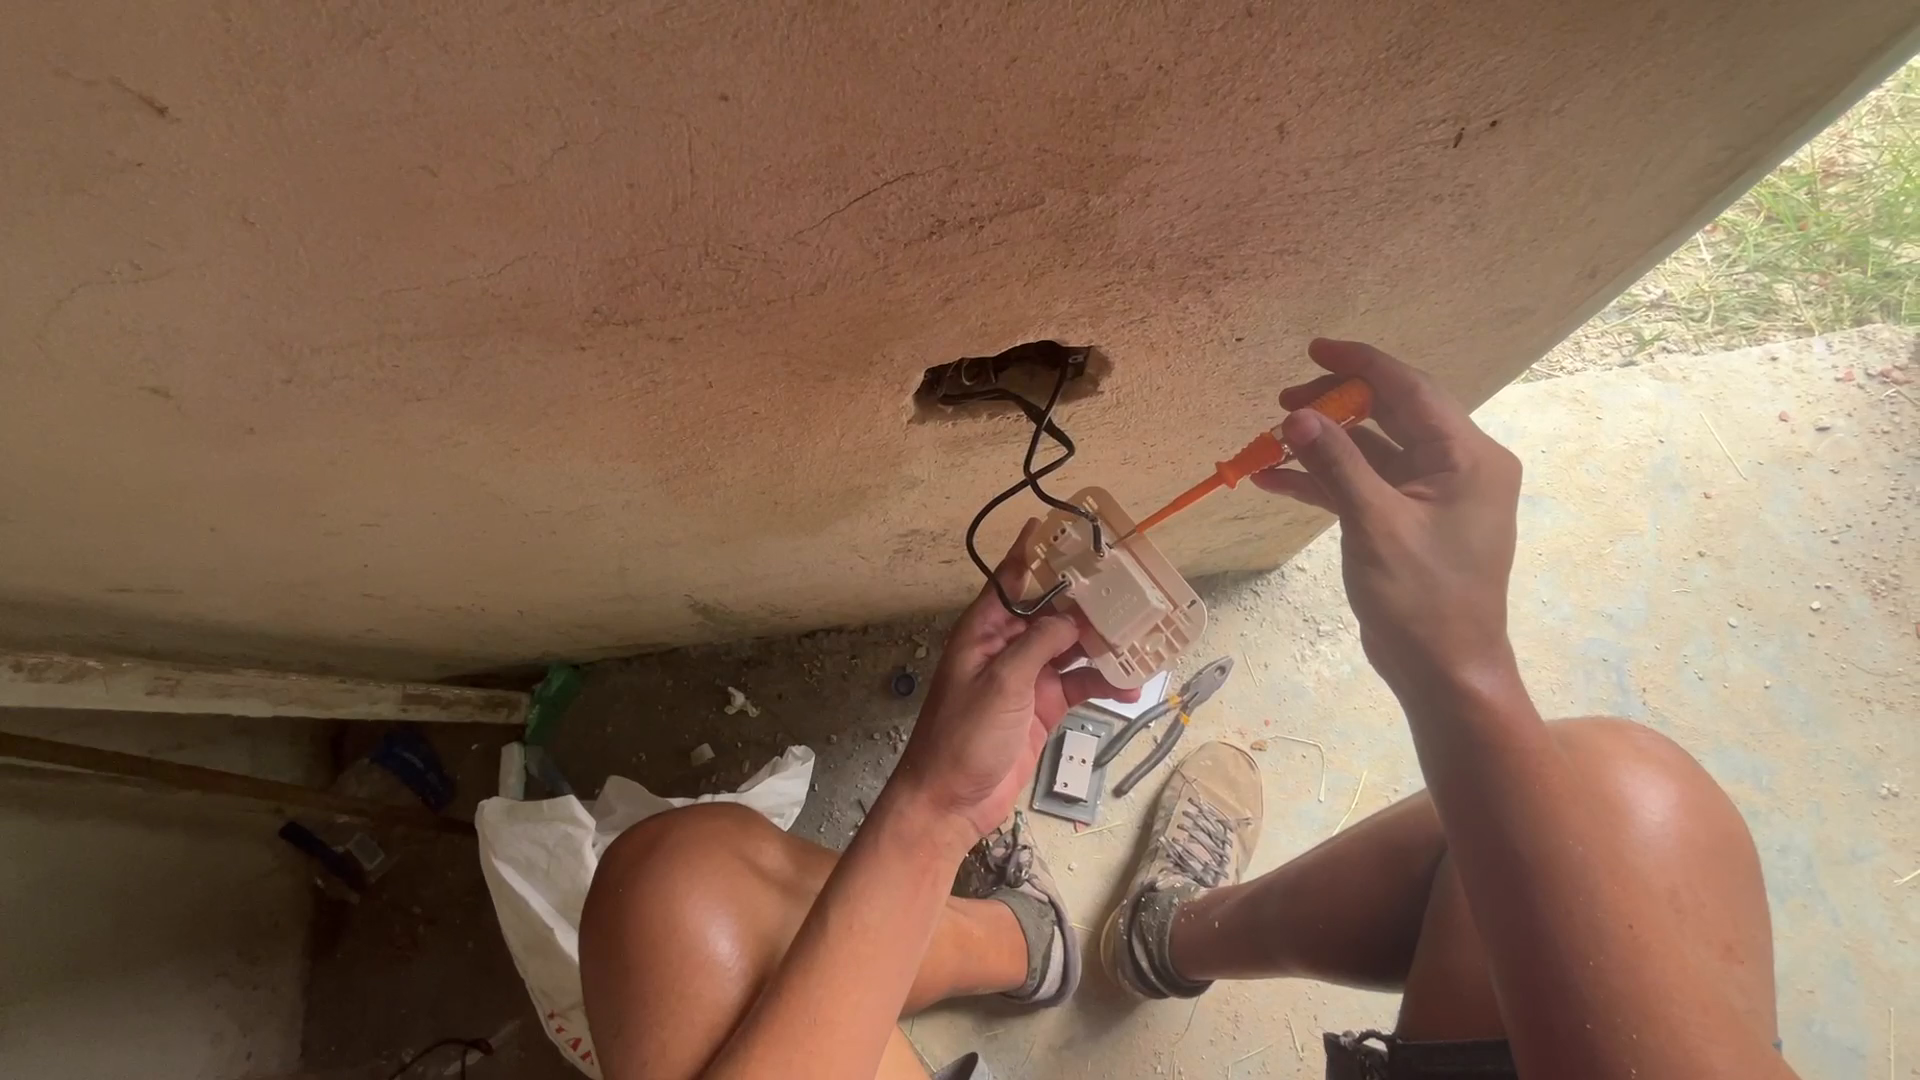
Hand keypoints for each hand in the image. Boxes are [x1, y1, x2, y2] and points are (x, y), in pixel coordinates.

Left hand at [893, 521, 1137, 839]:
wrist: (951, 800)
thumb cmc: (962, 736)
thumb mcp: (1000, 683)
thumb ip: (1037, 646)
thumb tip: (1071, 619)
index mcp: (983, 630)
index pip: (1010, 580)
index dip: (1033, 552)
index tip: (1060, 527)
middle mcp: (1006, 646)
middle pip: (1050, 611)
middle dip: (1085, 600)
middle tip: (1126, 586)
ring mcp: (1026, 677)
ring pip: (1070, 647)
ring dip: (1102, 644)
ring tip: (1141, 635)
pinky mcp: (1042, 706)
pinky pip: (1077, 683)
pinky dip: (1103, 682)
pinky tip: (1131, 686)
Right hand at [1252, 339, 1522, 695]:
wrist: (1443, 667)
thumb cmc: (1421, 597)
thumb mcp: (1375, 525)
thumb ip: (1337, 464)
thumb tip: (1297, 416)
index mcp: (1467, 456)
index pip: (1410, 389)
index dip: (1360, 364)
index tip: (1314, 349)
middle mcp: (1455, 465)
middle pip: (1388, 414)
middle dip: (1332, 406)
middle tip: (1281, 403)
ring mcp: (1430, 494)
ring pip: (1369, 451)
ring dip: (1320, 446)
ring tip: (1268, 443)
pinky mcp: (1406, 520)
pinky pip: (1362, 484)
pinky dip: (1323, 480)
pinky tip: (1276, 480)